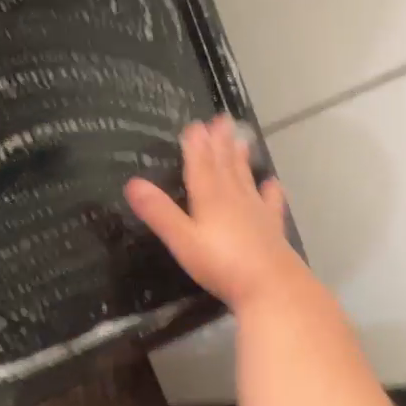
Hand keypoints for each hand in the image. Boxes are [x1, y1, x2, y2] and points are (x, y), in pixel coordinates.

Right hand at [126, 116, 308, 308]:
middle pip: (225, 165)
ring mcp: (256, 212)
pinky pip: (270, 203)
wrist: (272, 286)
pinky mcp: (272, 229)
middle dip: (220, 143)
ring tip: (242, 139)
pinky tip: (273, 183)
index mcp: (210, 198)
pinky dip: (271, 191)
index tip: (195, 124)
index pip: (200, 165)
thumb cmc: (222, 263)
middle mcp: (234, 198)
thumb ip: (159, 212)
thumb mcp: (183, 239)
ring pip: (245, 178)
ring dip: (241, 158)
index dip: (196, 144)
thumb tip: (132, 183)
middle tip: (222, 119)